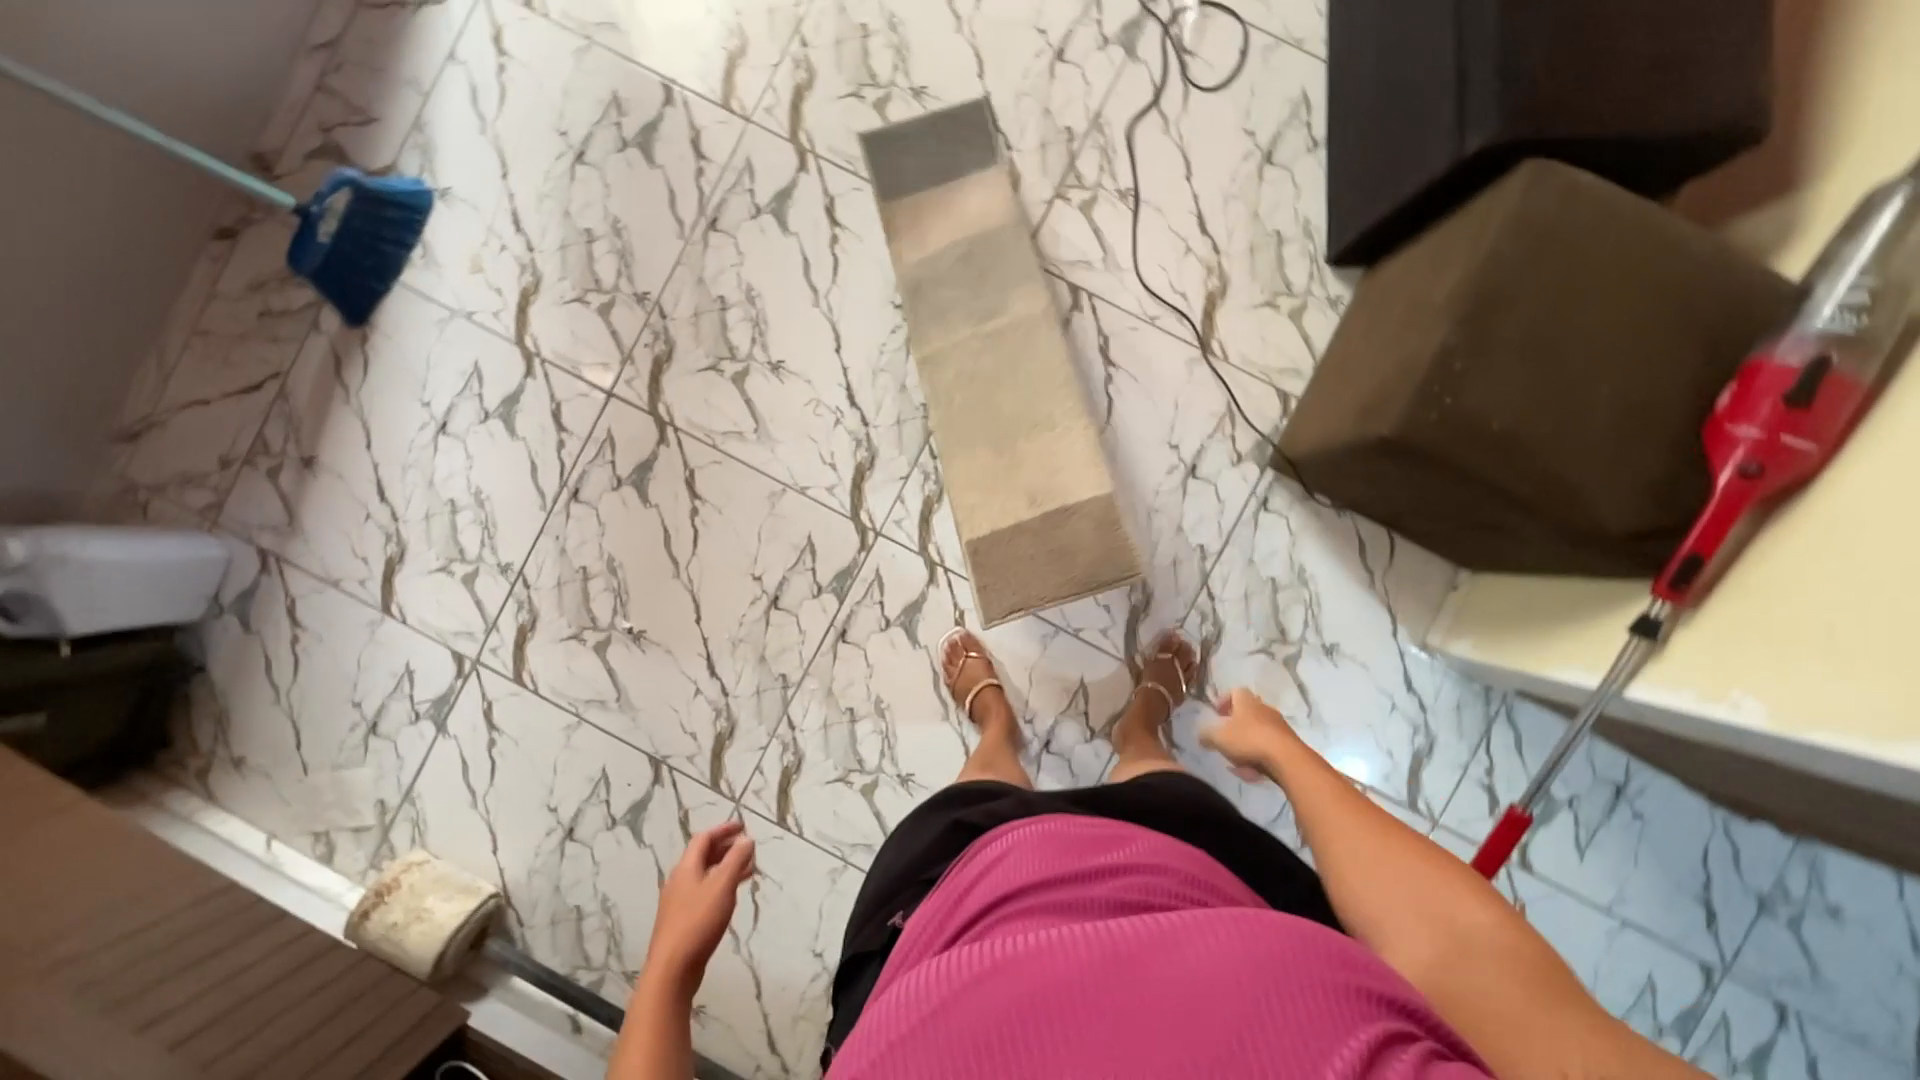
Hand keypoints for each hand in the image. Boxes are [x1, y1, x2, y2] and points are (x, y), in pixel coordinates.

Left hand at [644, 821, 755, 992]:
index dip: (723, 829)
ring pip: (705, 875)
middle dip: (726, 848)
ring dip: (725, 867)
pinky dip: (720, 885)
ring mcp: (678, 901)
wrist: (672, 968)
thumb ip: (736, 861)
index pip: (704, 839)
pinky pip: (704, 892)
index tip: (743, 826)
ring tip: (748, 870)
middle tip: (748, 847)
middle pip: (703, 856)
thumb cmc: (698, 922)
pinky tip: (731, 896)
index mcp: (686, 868)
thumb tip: (746, 839)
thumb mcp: (722, 887)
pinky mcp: (682, 919)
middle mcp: (679, 880)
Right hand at [1199, 688, 1299, 782]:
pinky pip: (1269, 745)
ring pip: (1258, 730)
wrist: (1286, 758)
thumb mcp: (1218, 738)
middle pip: (1248, 711)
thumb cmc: (1248, 740)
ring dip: (1247, 741)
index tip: (1217, 713)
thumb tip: (1201, 735)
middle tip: (1226, 736)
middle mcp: (1264, 708)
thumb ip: (1206, 735)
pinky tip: (1252, 770)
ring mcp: (1279, 725)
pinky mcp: (1288, 742)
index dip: (1224, 701)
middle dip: (1236, 724)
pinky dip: (1259, 754)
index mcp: (1246, 701)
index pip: (1235, 691)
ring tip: (1237, 759)